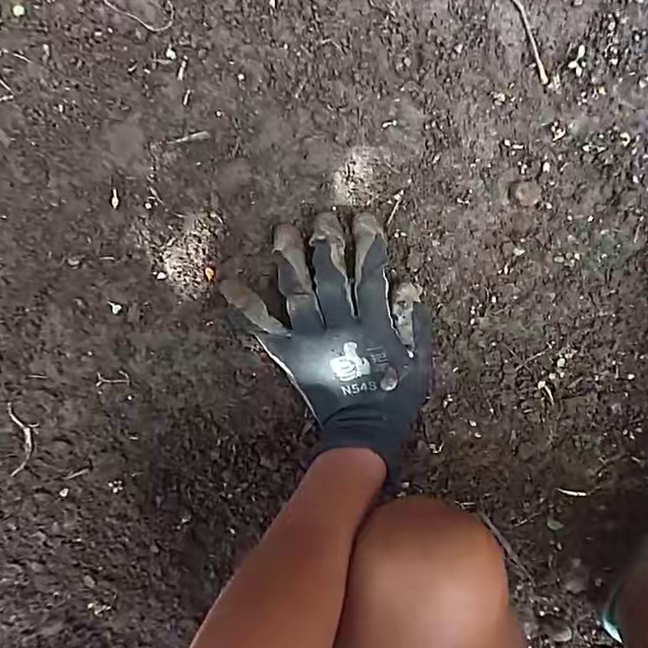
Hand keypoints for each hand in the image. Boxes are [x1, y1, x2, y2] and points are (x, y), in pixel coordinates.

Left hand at [222, 212, 429, 481]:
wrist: (362, 430)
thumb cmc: (395, 394)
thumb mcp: (418, 361)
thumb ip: (412, 322)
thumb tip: (405, 284)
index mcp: (373, 326)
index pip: (371, 276)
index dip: (369, 245)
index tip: (364, 219)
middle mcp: (340, 327)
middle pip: (331, 278)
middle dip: (327, 245)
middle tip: (322, 217)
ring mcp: (311, 339)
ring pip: (298, 293)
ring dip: (290, 261)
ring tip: (282, 232)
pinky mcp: (290, 353)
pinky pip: (264, 329)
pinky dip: (245, 307)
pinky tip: (229, 284)